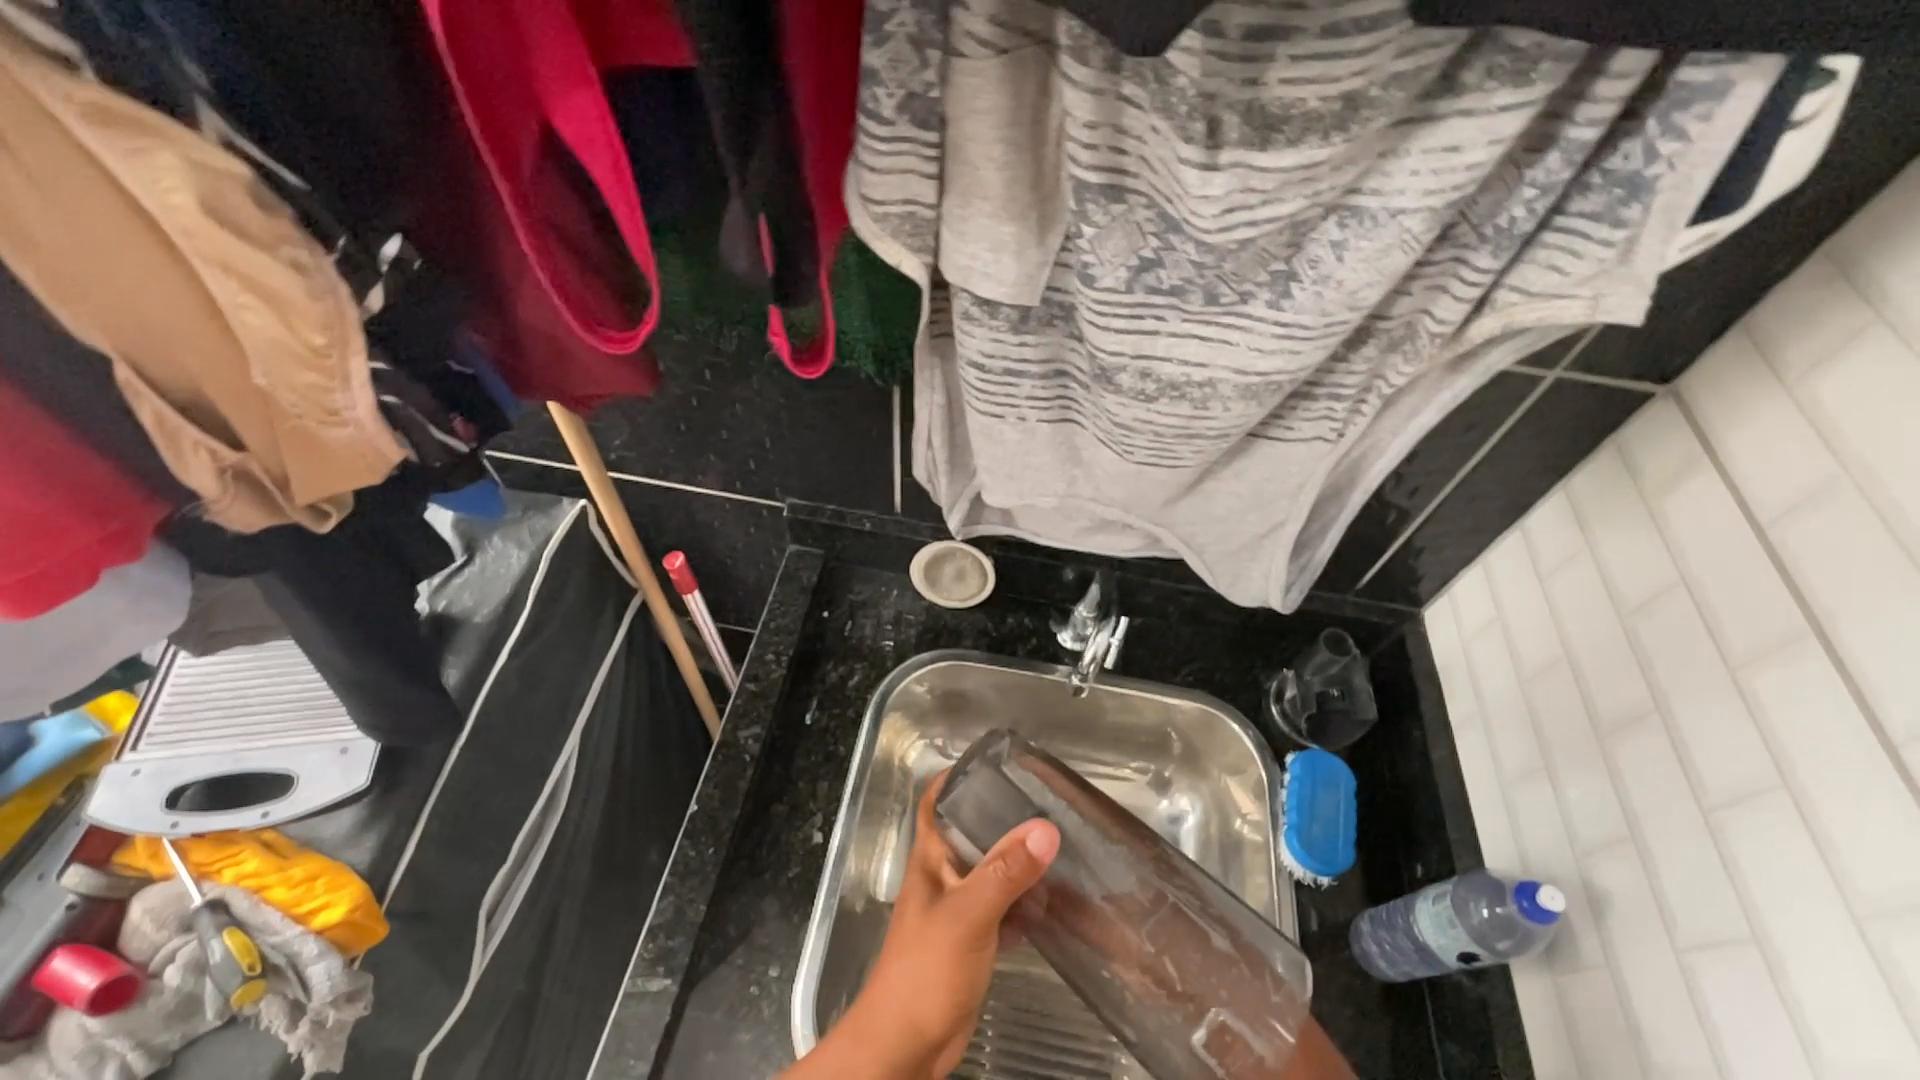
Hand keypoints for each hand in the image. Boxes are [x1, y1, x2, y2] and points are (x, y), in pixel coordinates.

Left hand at [785, 771, 1060, 1078]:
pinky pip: (1002, 913)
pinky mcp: (972, 944)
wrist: (906, 1044)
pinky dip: (1025, 907)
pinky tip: (1054, 906)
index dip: (958, 776)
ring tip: (1063, 849)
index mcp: (930, 859)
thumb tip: (1045, 829)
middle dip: (1005, 819)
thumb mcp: (968, 914)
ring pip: (991, 875)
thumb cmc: (925, 970)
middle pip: (972, 834)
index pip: (937, 802)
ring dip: (1020, 865)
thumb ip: (1005, 872)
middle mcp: (942, 878)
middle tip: (1049, 805)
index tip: (997, 761)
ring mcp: (957, 912)